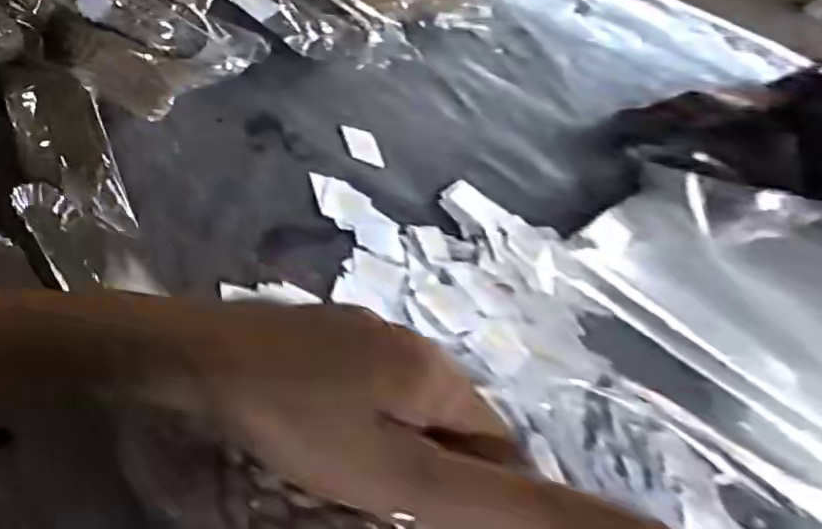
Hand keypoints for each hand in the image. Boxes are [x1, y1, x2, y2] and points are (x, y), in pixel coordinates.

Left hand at [164, 303, 661, 528]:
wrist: (181, 356)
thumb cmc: (291, 416)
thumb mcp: (406, 477)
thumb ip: (517, 506)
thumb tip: (650, 528)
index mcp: (425, 360)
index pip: (500, 446)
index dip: (467, 492)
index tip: (407, 502)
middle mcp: (384, 330)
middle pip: (441, 422)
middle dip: (417, 465)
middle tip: (361, 481)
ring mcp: (330, 324)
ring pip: (386, 404)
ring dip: (371, 441)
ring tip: (322, 454)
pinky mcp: (289, 328)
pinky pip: (339, 382)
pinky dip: (331, 412)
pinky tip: (292, 422)